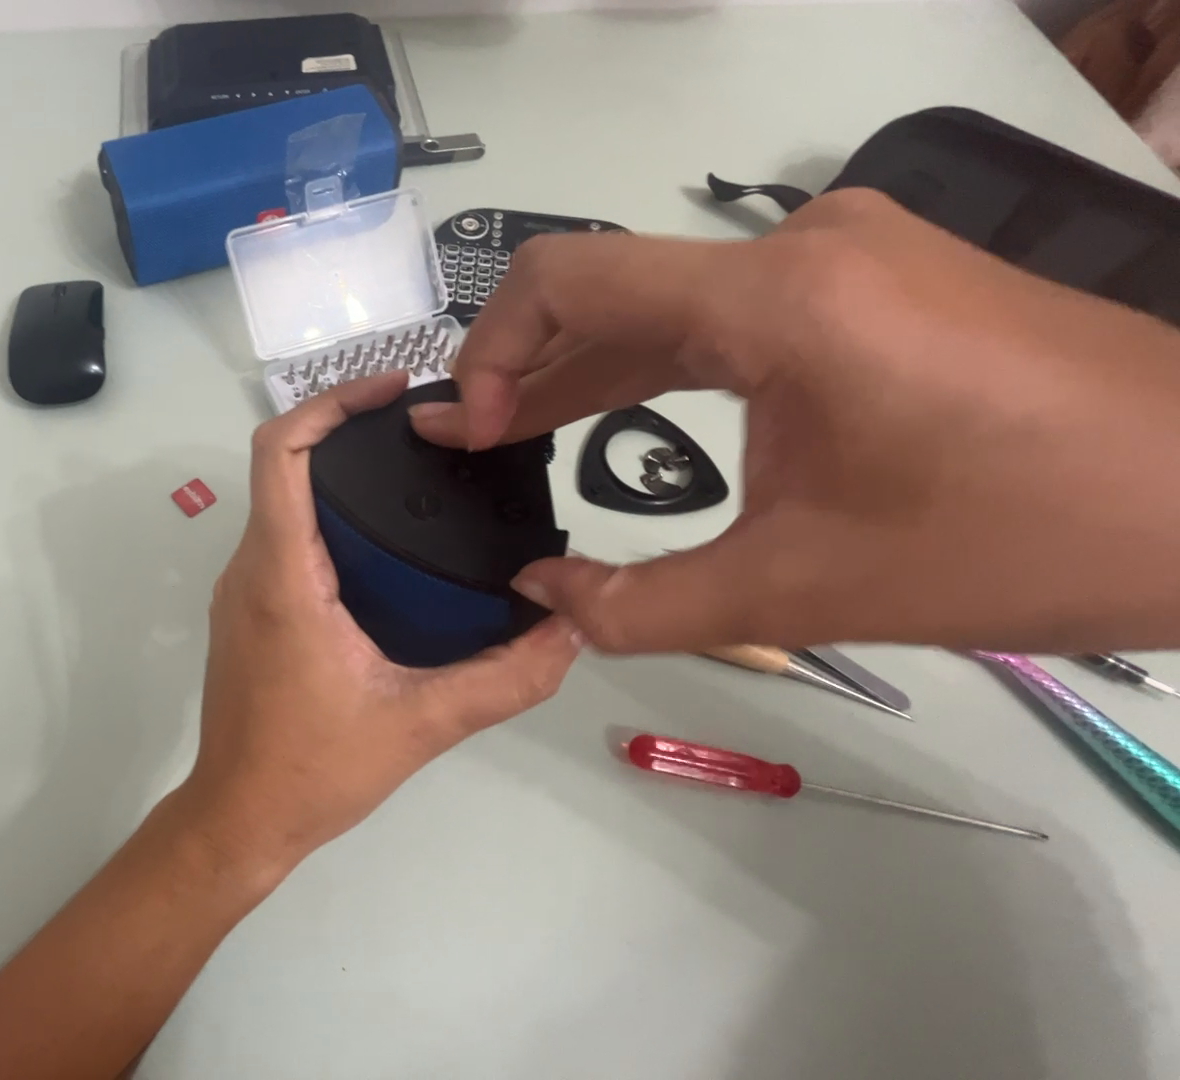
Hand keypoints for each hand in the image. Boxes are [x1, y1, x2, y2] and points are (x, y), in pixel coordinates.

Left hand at [178, 374, 580, 874]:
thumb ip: (504, 679)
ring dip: (335, 480)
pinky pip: (281, 542)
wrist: (240, 817)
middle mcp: (248, 570)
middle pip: (282, 468)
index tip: (389, 390)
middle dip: (344, 434)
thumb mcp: (421, 724)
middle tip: (423, 433)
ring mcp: (240, 591)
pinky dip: (324, 522)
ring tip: (413, 481)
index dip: (327, 403)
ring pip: (281, 506)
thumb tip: (570, 630)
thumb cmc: (313, 771)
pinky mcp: (246, 614)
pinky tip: (382, 549)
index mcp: (281, 578)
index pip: (278, 454)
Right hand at [411, 189, 1179, 652]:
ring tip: (514, 438)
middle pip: (603, 287)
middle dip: (520, 369)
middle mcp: (797, 248)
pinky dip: (644, 365)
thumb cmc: (1024, 540)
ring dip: (577, 371)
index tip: (475, 434)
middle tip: (468, 443)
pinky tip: (605, 413)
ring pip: (655, 304)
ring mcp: (836, 257)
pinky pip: (714, 315)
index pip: (568, 278)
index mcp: (777, 301)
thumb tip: (534, 595)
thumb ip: (634, 604)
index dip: (493, 352)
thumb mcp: (801, 591)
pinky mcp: (862, 282)